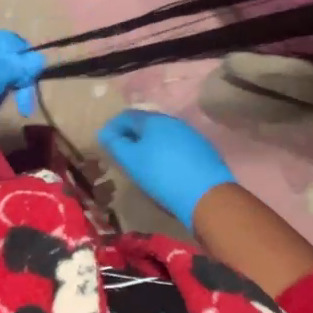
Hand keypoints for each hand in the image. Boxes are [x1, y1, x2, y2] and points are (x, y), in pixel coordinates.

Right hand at [98, 109, 236, 225]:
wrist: (207, 196)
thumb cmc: (163, 176)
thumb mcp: (133, 162)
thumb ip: (116, 145)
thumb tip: (104, 133)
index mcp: (152, 120)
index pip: (126, 116)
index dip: (113, 127)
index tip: (105, 142)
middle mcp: (171, 121)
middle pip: (145, 123)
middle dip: (131, 135)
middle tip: (122, 152)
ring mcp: (189, 134)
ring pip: (162, 134)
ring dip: (149, 143)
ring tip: (142, 161)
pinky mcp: (201, 149)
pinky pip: (176, 145)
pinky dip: (165, 151)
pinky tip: (165, 167)